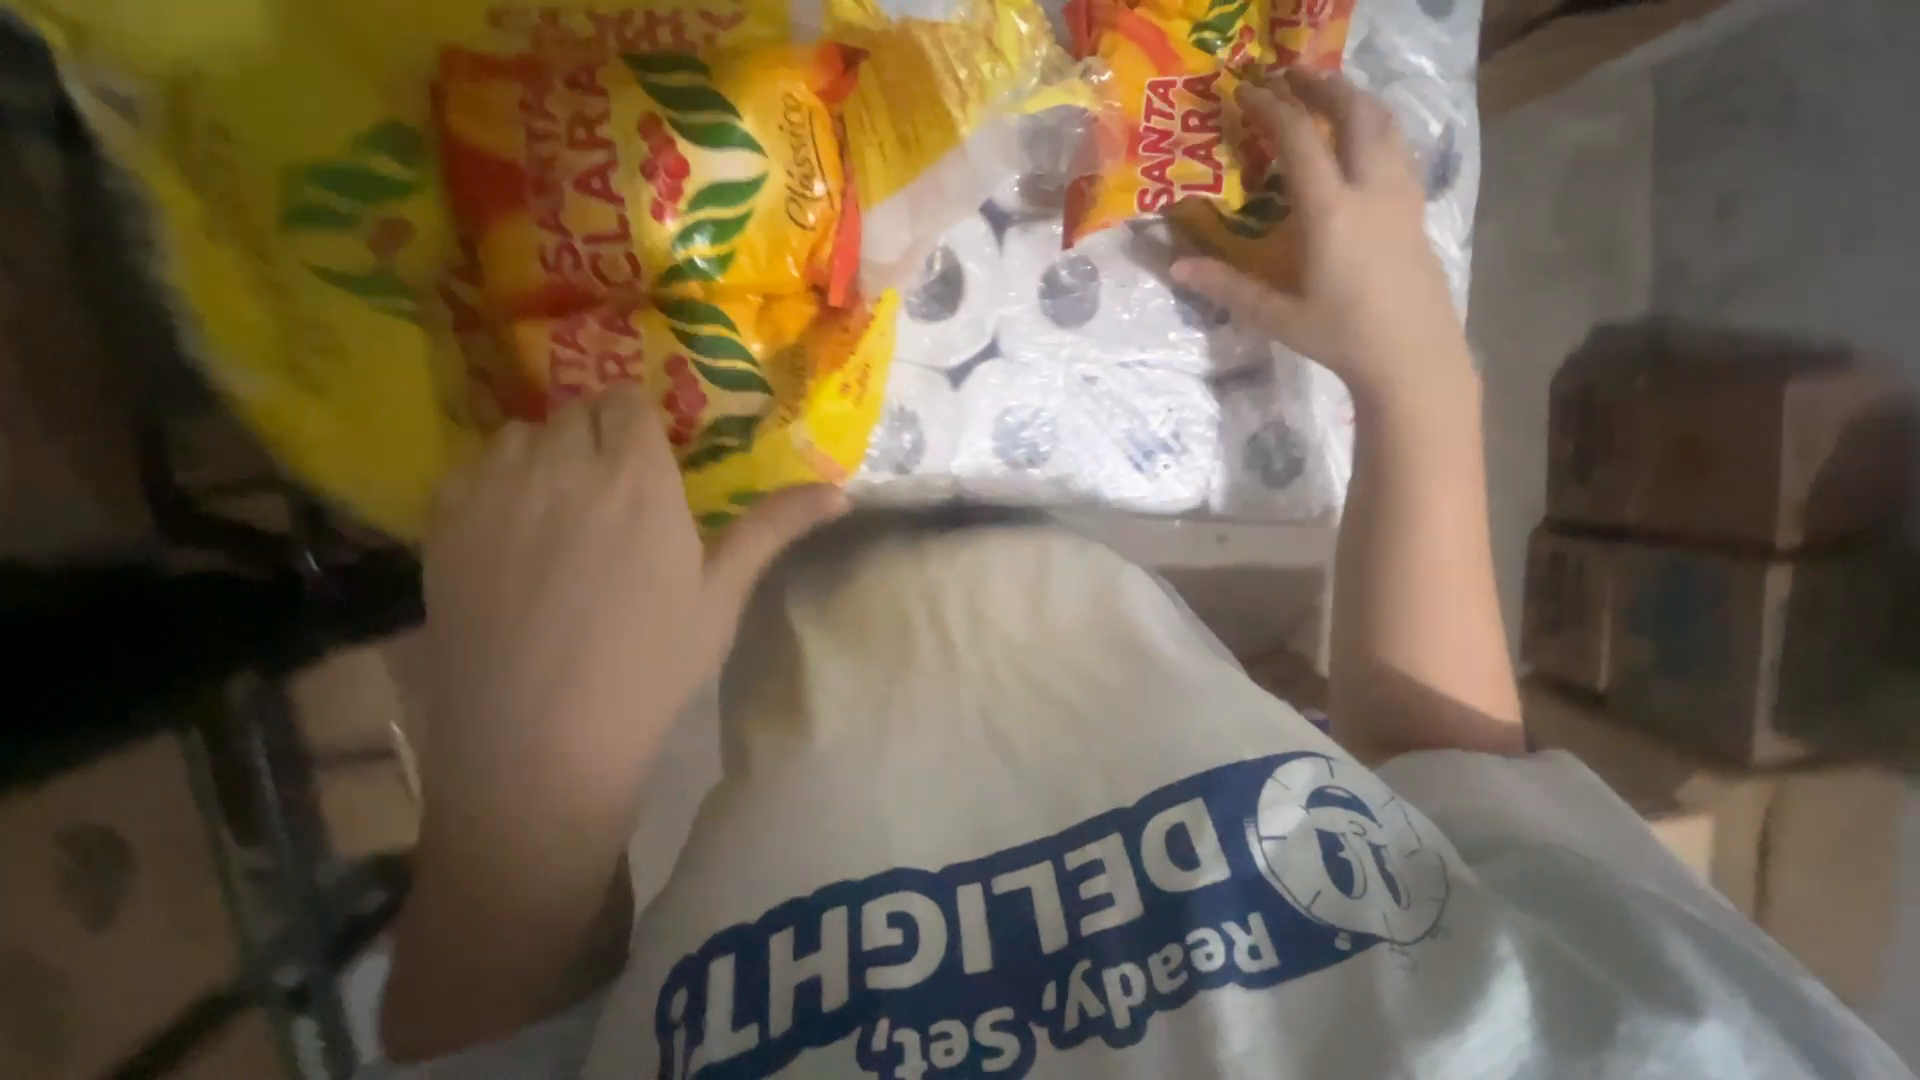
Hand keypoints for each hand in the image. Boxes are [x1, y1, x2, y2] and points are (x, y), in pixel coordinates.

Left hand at [419, 385, 847, 813]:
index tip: (650, 458)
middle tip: (612, 489)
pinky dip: (493, 479)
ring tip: (560, 504)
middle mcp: (563, 467)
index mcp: (638, 479)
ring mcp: (494, 493)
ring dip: (546, 452)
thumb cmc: (650, 669)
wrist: (539, 742)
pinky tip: (510, 528)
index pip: (631, 405)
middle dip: (599, 435)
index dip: (641, 424)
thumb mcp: (721, 598)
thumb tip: (841, 492)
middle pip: (577, 413)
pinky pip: (470, 468)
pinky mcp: (443, 525)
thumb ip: (773, 529)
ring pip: (521, 434)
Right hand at [1173, 69, 1470, 405]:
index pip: (1300, 139)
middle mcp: (1370, 189)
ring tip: (1327, 96)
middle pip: (1353, 112)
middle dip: (1320, 86)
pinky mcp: (1416, 209)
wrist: (1414, 357)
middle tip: (1291, 76)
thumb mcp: (1276, 317)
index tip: (1247, 90)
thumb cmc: (1341, 338)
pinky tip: (1361, 143)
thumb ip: (1227, 287)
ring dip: (1354, 99)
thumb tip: (1177, 268)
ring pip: (1384, 123)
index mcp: (1330, 212)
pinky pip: (1397, 147)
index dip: (1271, 108)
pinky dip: (1375, 126)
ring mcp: (1400, 195)